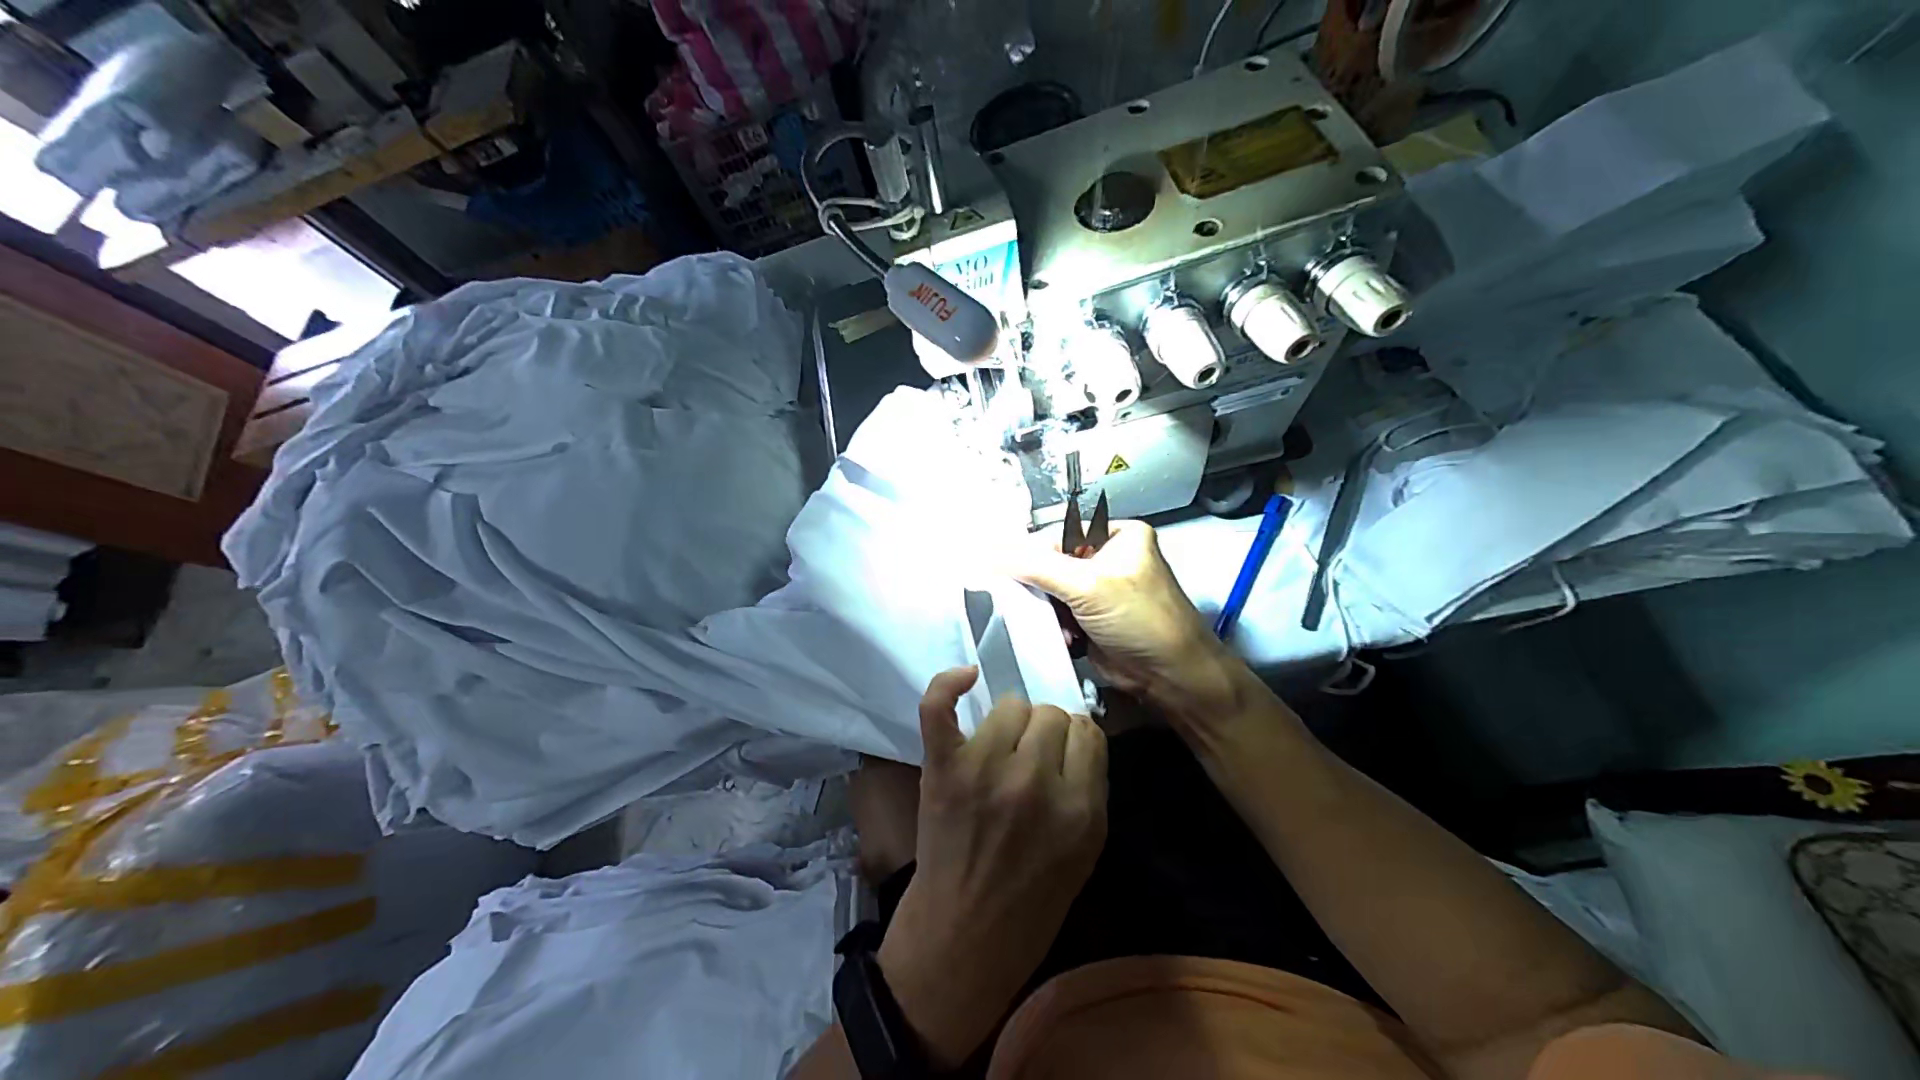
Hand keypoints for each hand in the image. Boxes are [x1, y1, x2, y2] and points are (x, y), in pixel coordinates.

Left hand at [878, 667, 1107, 1068]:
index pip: (1086, 731)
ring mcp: (983, 769)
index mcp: (1080, 807)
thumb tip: (1078, 732)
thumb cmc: (1033, 900)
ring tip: (999, 753)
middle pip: (1051, 714)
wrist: (964, 934)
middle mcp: (1034, 781)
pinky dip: (948, 684)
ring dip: (1009, 725)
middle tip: (1029, 762)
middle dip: (1044, 736)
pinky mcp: (942, 767)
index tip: (1061, 758)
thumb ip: (1090, 787)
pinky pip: (940, 704)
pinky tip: (964, 678)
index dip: (1074, 742)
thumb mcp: (1087, 849)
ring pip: (1011, 705)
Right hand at [1007, 520, 1234, 711]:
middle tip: (1029, 604)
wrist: (1170, 676)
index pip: (1058, 536)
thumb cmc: (1140, 620)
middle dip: (1041, 589)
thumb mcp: (1087, 584)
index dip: (1032, 556)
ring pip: (1052, 594)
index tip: (1005, 574)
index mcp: (1116, 535)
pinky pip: (1059, 616)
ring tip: (1056, 626)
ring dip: (1048, 612)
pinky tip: (1067, 639)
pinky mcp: (1093, 620)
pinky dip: (1057, 628)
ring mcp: (1100, 592)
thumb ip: (1036, 567)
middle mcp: (1108, 558)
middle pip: (1051, 566)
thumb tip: (990, 554)